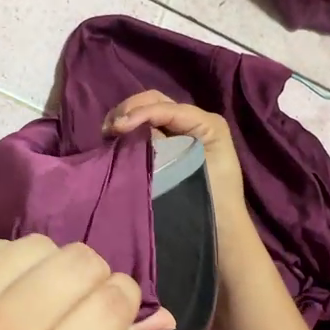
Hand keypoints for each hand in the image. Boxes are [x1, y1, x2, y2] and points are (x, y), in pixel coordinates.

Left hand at [0, 237, 175, 329]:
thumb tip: (161, 313)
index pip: (111, 303)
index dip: (121, 300)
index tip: (108, 309)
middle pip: (80, 260)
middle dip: (88, 276)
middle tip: (68, 301)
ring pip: (40, 243)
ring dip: (45, 267)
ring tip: (24, 298)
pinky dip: (3, 264)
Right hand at [103, 91, 251, 237]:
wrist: (220, 229)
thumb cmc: (210, 201)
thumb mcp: (189, 169)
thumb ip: (165, 146)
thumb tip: (134, 131)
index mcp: (206, 124)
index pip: (167, 108)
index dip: (140, 113)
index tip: (117, 128)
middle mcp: (193, 122)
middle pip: (156, 101)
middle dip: (130, 109)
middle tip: (110, 129)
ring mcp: (180, 131)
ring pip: (148, 109)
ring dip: (126, 116)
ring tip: (110, 132)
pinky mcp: (168, 144)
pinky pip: (147, 127)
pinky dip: (129, 128)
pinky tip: (116, 138)